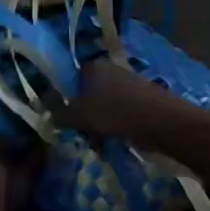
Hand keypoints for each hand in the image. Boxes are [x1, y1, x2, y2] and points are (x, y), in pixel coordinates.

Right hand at [55, 59, 191, 143]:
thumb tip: (50, 116)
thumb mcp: (79, 116)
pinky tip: (112, 142)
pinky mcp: (139, 100)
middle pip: (86, 96)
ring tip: (99, 143)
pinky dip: (113, 127)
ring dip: (97, 126)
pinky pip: (118, 114)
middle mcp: (109, 71)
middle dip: (83, 118)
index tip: (64, 119)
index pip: (69, 80)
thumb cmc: (114, 112)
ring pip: (102, 108)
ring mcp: (126, 85)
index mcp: (93, 67)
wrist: (159, 120)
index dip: (64, 100)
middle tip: (82, 135)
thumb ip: (60, 115)